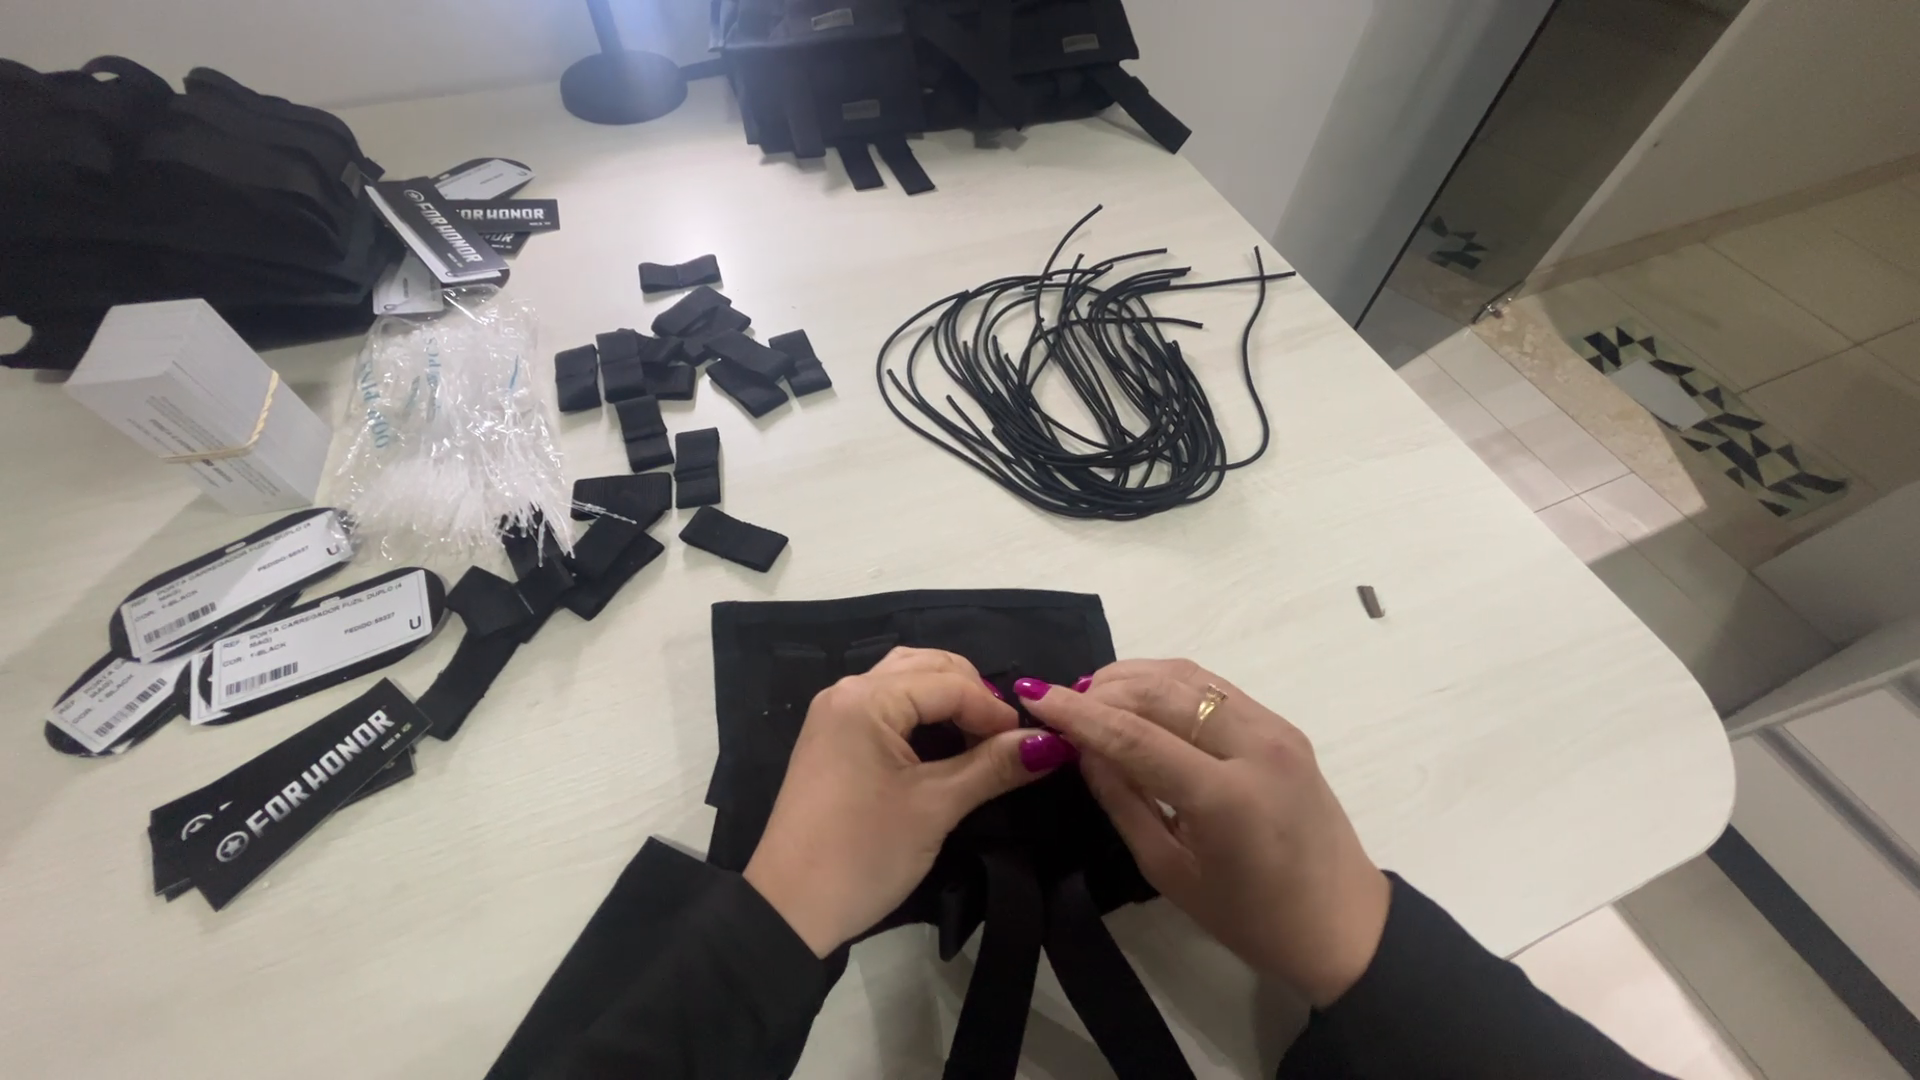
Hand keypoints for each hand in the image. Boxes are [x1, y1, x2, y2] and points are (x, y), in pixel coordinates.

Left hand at [743, 647, 1069, 956]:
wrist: (787, 911)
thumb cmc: (862, 854)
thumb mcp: (935, 807)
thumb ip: (993, 767)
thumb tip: (1051, 744)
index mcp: (866, 698)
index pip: (948, 683)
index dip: (994, 711)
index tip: (1031, 744)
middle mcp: (846, 690)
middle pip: (925, 666)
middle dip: (971, 694)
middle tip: (1005, 737)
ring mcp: (835, 713)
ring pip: (904, 679)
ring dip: (947, 697)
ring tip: (980, 734)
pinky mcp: (832, 737)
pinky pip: (886, 702)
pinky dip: (921, 711)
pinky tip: (944, 739)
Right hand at [1019, 660, 1390, 1005]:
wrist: (1346, 925)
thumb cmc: (1251, 919)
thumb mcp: (1169, 871)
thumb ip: (1121, 799)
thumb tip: (1080, 747)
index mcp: (1227, 799)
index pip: (1136, 737)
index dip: (1079, 714)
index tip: (1035, 696)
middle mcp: (1256, 747)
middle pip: (1160, 693)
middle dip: (1101, 690)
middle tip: (1062, 702)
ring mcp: (1275, 728)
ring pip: (1185, 676)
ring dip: (1131, 677)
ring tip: (1093, 695)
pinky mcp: (1281, 723)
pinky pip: (1211, 685)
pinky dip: (1165, 681)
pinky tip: (1138, 695)